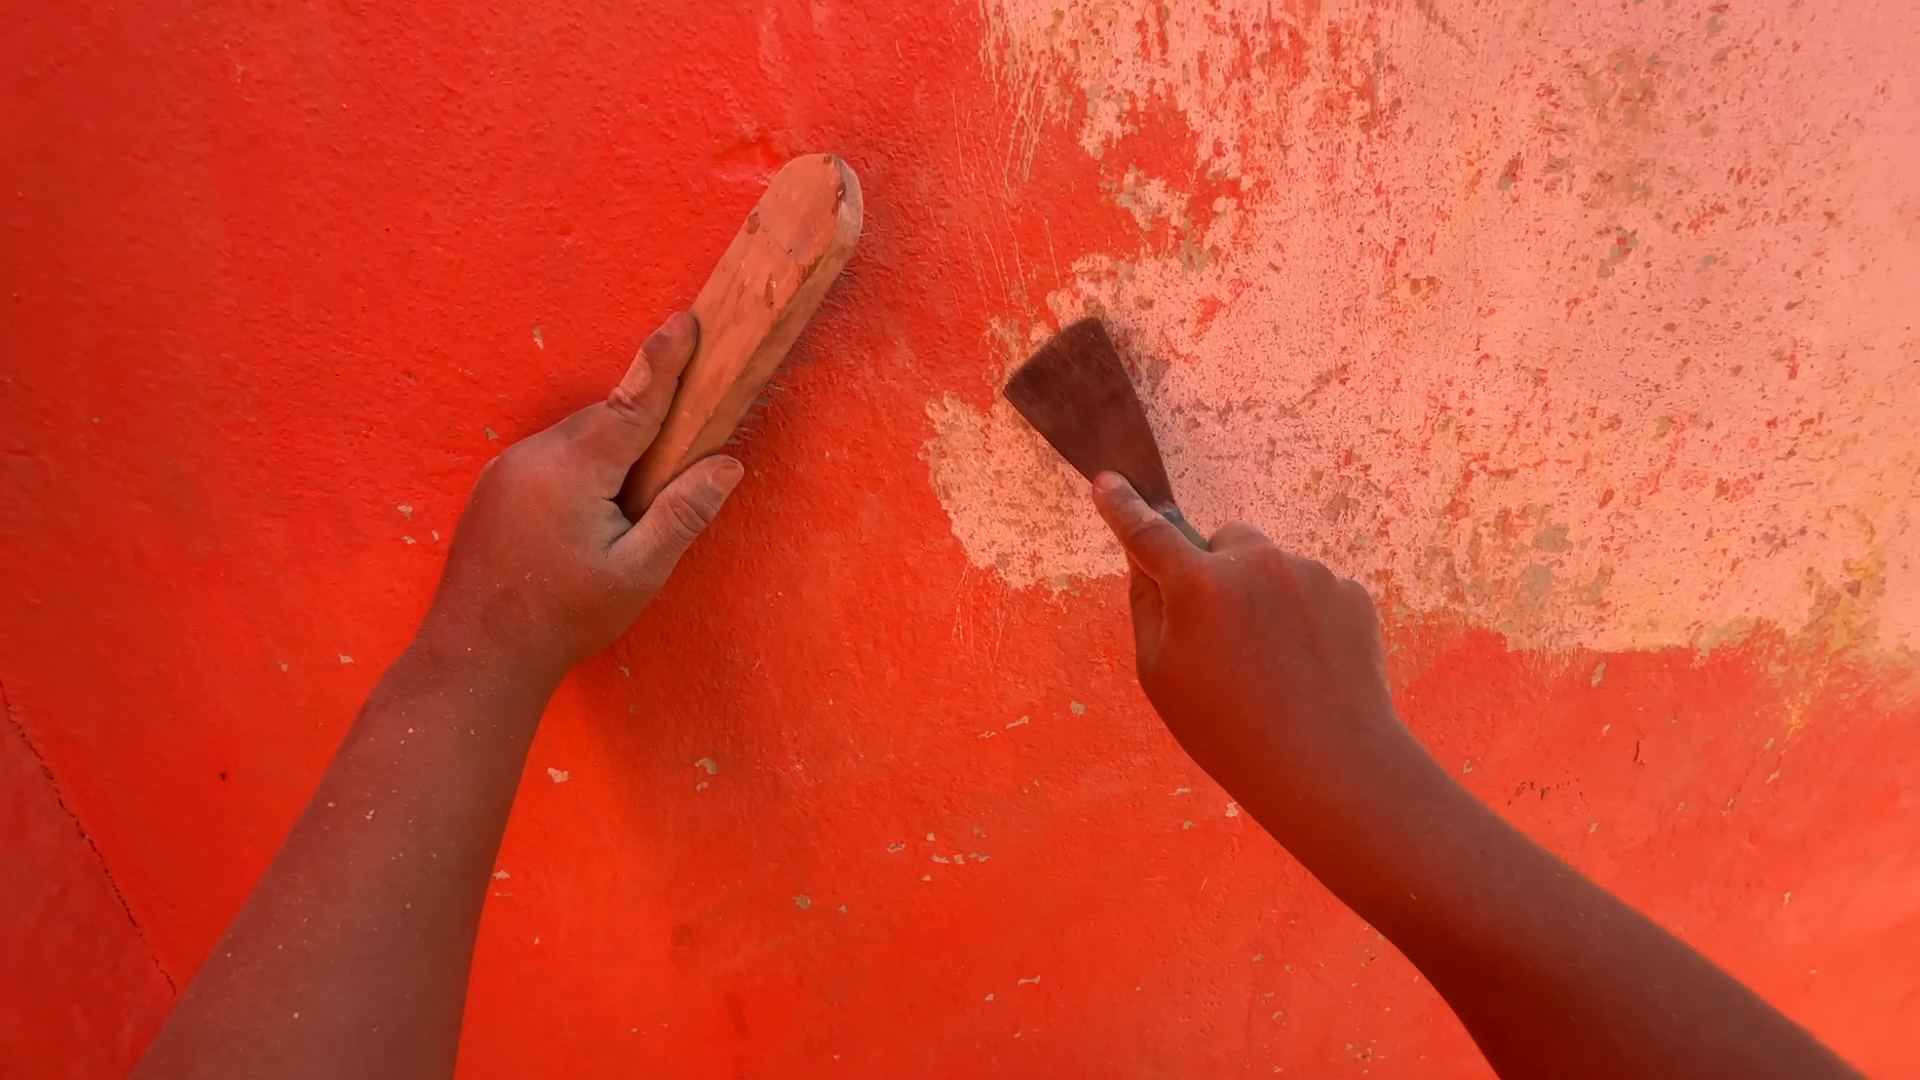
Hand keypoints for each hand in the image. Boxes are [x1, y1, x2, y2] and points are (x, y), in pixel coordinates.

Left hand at [417, 311, 743, 687]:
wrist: (477, 655)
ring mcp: (508, 468)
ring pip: (582, 438)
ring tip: (631, 509)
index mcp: (572, 471)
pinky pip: (558, 455)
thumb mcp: (639, 573)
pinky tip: (595, 513)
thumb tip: (726, 464)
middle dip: (648, 427)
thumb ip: (682, 514)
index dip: (663, 361)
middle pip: (608, 419)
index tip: (685, 321)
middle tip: (679, 465)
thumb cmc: (565, 618)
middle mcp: (534, 456)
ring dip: (618, 452)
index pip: (631, 404)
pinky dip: (590, 465)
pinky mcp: (498, 485)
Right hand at [1090, 472, 1419, 831]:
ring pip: (1268, 566)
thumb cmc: (1225, 730)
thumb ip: (1148, 606)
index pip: (1148, 533)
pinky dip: (1299, 611)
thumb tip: (1148, 564)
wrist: (1332, 768)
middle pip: (1221, 542)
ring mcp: (1310, 574)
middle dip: (1213, 568)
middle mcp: (1256, 563)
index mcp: (1200, 584)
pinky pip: (1309, 587)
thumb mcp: (1159, 675)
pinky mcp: (1351, 592)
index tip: (1109, 481)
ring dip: (1259, 592)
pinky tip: (1306, 661)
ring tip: (1272, 659)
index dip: (1123, 506)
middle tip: (1219, 630)